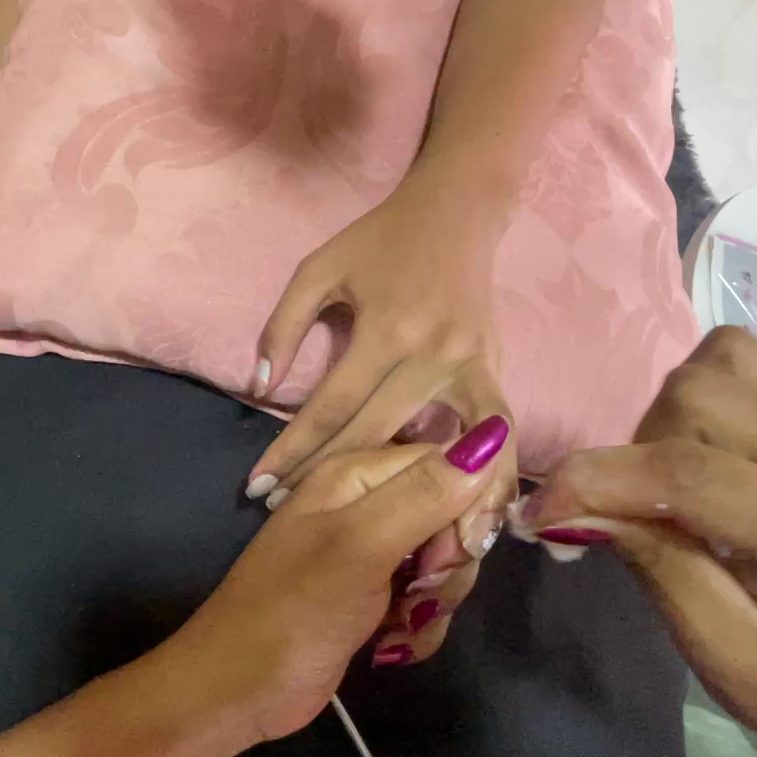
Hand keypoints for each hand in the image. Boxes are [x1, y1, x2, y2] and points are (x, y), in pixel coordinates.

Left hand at [174, 417, 506, 744]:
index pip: (449, 462)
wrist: (241, 689)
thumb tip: (494, 433)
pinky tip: (394, 646)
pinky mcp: (375, 593)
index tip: (454, 551)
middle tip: (421, 590)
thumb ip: (423, 494)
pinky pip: (426, 598)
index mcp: (356, 472)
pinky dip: (420, 626)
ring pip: (445, 561)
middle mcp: (367, 501)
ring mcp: (371, 549)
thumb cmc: (293, 611)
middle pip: (453, 514)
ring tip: (402, 624)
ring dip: (436, 601)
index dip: (466, 507)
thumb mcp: (360, 547)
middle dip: (451, 562)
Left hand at [247, 175, 516, 586]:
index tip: (259, 487)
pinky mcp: (497, 372)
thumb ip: (284, 326)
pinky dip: (481, 481)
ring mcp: (474, 368)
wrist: (456, 212)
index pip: (330, 410)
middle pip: (375, 438)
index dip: (291, 452)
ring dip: (413, 500)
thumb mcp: (318, 269)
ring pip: (444, 452)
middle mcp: (433, 357)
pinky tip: (465, 522)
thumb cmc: (377, 241)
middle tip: (286, 517)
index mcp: (386, 330)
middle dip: (327, 480)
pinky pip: (493, 438)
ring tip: (381, 544)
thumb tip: (259, 385)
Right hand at [524, 328, 756, 756]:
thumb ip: (650, 561)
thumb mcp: (717, 650)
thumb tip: (565, 502)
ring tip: (665, 475)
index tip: (539, 511)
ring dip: (668, 411)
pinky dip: (699, 396)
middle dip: (638, 444)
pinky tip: (696, 453)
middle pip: (704, 394)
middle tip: (626, 506)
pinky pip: (748, 370)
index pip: (692, 473)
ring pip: (725, 361)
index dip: (598, 480)